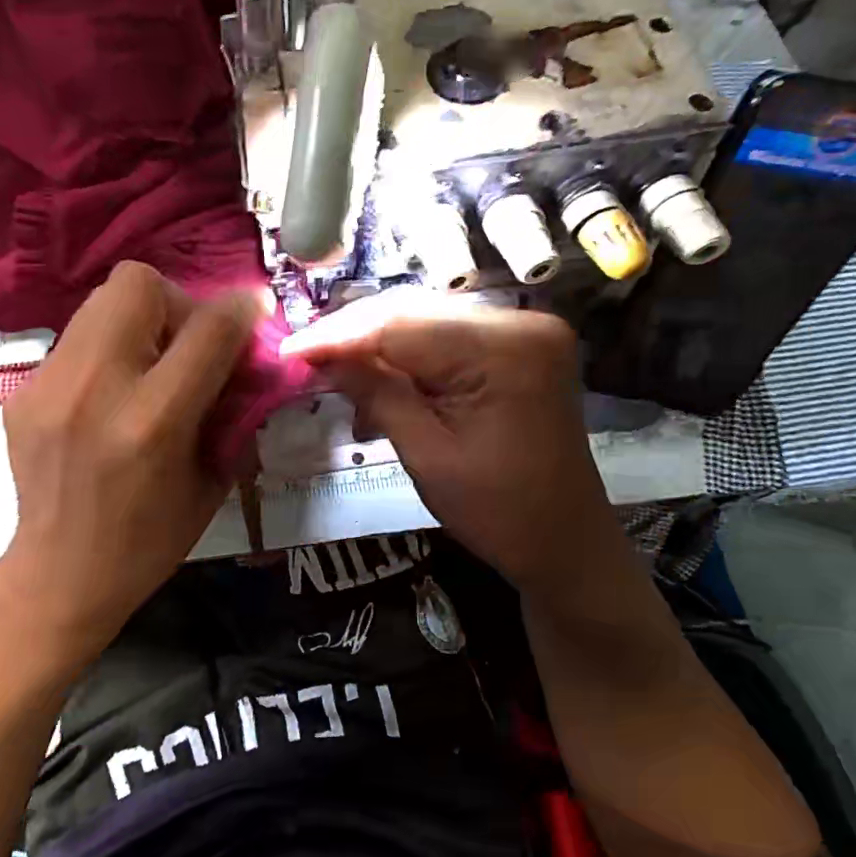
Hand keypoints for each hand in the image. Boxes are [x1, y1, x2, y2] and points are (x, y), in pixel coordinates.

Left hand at [0, 262, 258, 671]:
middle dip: (175, 303)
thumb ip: (232, 408)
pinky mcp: (20, 392)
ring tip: (144, 368)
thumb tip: (246, 353)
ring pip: (100, 301)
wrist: (60, 575)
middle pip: (137, 284)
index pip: (209, 329)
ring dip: (137, 322)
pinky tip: (106, 398)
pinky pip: (75, 341)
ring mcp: (47, 386)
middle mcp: (95, 389)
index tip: (253, 311)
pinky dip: (103, 354)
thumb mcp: (212, 480)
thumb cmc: (150, 540)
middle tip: (183, 346)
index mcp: (153, 421)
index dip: (242, 309)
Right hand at [281, 289, 610, 595]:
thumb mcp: (426, 454)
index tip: (290, 350)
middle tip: (304, 356)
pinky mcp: (519, 347)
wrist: (565, 542)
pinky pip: (449, 339)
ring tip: (334, 370)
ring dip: (379, 345)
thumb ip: (375, 393)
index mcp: (504, 350)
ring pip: (428, 322)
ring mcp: (524, 332)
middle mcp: (521, 323)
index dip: (339, 336)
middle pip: (415, 314)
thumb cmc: (498, 512)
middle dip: (356, 335)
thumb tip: (318, 354)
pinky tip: (379, 378)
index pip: (400, 326)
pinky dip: (410, 356)